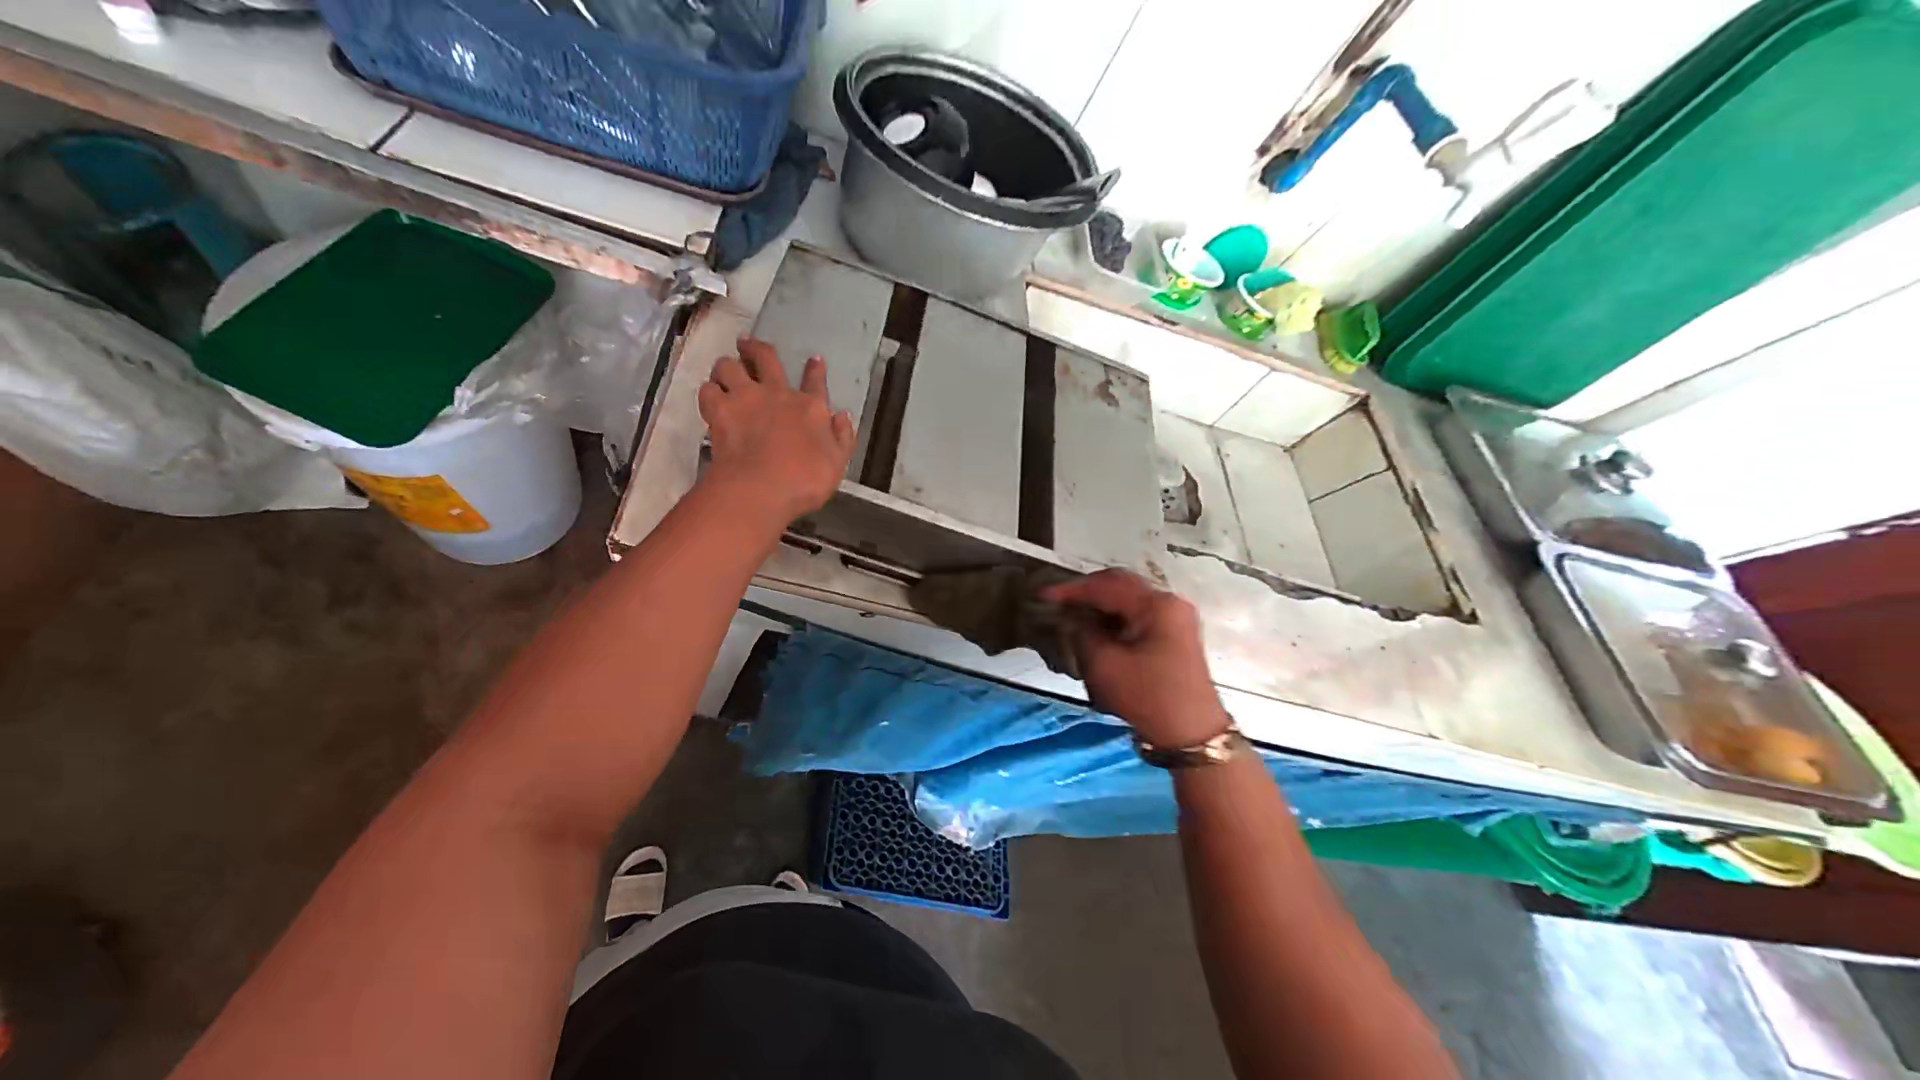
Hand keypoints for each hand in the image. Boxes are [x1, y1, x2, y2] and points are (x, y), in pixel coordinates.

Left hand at [697, 337, 855, 527]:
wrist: (762, 487)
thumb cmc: (805, 480)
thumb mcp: (837, 464)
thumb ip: (842, 438)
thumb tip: (843, 416)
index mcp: (810, 407)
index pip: (815, 382)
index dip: (815, 370)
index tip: (814, 359)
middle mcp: (777, 394)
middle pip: (766, 358)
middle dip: (757, 348)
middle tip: (747, 343)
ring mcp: (745, 398)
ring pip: (730, 365)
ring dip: (727, 365)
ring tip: (724, 369)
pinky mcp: (719, 409)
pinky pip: (708, 390)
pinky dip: (709, 390)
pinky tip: (710, 395)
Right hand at [1041, 570, 1231, 747]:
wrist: (1191, 735)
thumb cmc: (1148, 698)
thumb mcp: (1104, 665)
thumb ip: (1082, 632)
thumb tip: (1074, 617)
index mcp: (1157, 605)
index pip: (1106, 586)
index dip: (1071, 589)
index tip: (1043, 595)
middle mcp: (1170, 603)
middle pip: (1121, 585)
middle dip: (1087, 592)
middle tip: (1058, 601)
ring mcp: (1176, 618)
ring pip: (1130, 599)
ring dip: (1101, 604)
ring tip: (1073, 614)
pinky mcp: (1175, 635)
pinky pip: (1139, 614)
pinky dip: (1115, 617)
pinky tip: (1097, 629)